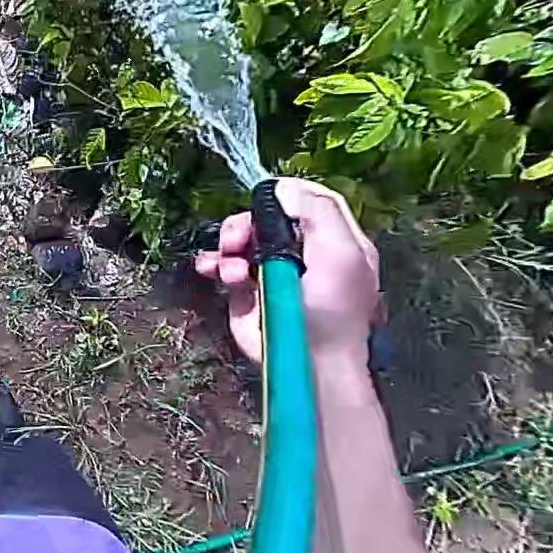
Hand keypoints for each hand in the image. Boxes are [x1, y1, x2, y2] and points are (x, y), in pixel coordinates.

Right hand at [194, 177, 380, 366]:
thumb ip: (317, 213)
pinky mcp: (248, 295)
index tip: (269, 196)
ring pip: (242, 241)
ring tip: (230, 267)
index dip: (289, 194)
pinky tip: (212, 270)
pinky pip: (225, 268)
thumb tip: (284, 188)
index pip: (311, 203)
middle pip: (269, 219)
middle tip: (236, 238)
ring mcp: (272, 275)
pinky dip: (215, 265)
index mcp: (333, 243)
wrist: (307, 364)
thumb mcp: (339, 253)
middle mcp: (302, 255)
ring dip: (229, 246)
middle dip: (247, 223)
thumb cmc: (330, 310)